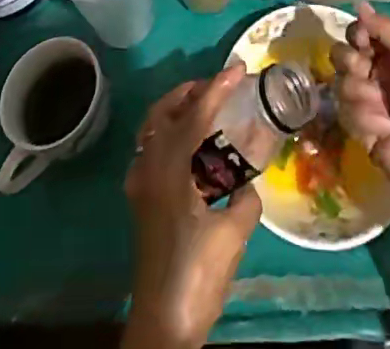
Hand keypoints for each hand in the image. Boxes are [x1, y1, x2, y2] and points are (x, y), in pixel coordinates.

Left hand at [123, 64, 261, 348]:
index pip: (194, 114)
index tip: (238, 69)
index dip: (217, 87)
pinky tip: (192, 146)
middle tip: (219, 84)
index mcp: (169, 168)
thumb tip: (248, 182)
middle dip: (190, 91)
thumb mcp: (233, 233)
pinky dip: (170, 134)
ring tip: (207, 106)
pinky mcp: (140, 198)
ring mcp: (140, 182)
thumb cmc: (198, 273)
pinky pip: (152, 150)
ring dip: (177, 110)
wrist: (163, 319)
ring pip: (153, 129)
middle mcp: (148, 167)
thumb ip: (245, 197)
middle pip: (163, 112)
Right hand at [333, 1, 389, 204]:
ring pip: (341, 84)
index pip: (359, 34)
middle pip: (342, 56)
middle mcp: (376, 76)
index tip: (362, 41)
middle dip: (351, 64)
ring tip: (384, 112)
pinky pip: (345, 113)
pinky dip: (364, 120)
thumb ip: (386, 30)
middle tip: (366, 72)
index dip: (356, 35)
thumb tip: (360, 4)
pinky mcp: (359, 129)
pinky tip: (384, 130)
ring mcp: (366, 103)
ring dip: (362, 96)